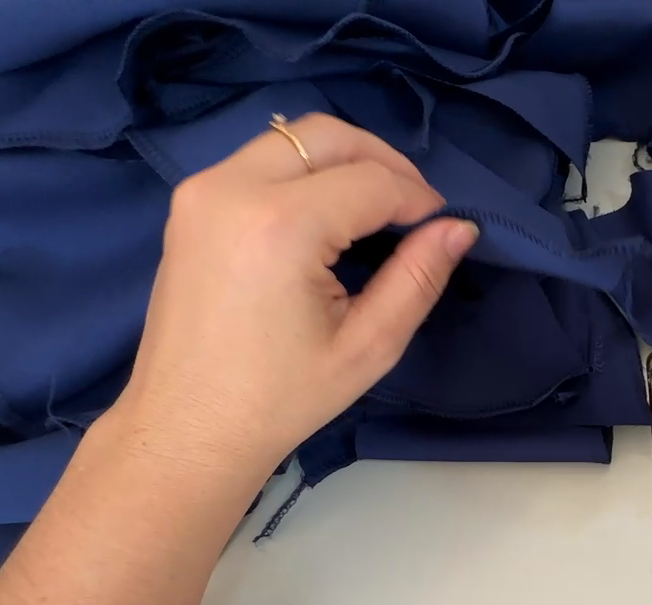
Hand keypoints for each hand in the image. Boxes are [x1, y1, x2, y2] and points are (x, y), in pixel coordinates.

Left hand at [108, 113, 476, 481]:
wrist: (192, 422)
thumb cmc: (286, 396)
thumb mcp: (371, 344)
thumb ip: (419, 277)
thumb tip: (460, 229)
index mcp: (281, 227)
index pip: (371, 181)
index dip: (421, 199)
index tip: (448, 228)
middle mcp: (233, 188)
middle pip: (326, 135)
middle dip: (386, 162)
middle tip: (421, 209)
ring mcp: (203, 190)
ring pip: (292, 139)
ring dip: (348, 163)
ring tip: (384, 213)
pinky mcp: (193, 202)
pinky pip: (264, 160)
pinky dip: (311, 174)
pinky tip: (337, 219)